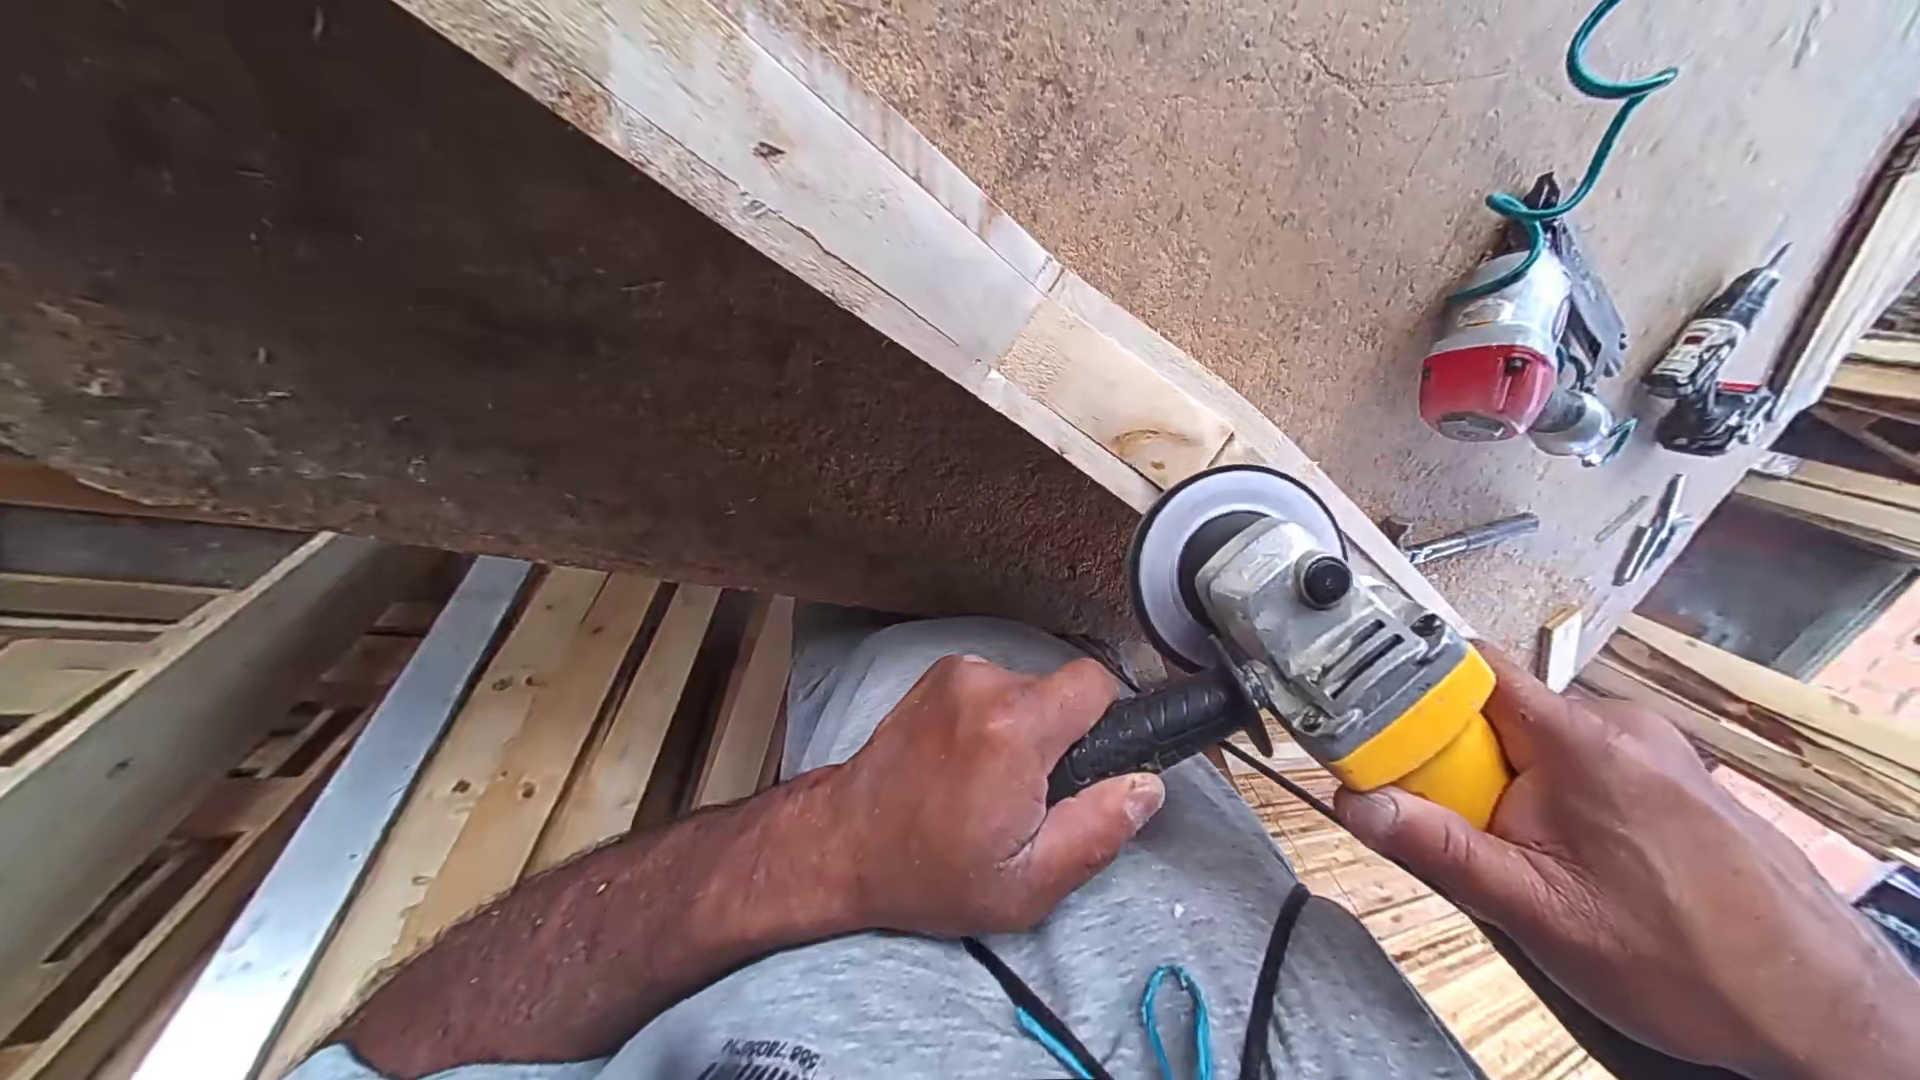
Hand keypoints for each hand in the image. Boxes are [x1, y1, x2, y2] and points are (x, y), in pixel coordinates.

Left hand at [821, 654, 1165, 936]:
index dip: (1104, 720)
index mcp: (1014, 731)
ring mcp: (957, 673)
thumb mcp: (1027, 883)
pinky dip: (994, 715)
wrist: (845, 841)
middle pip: (1062, 688)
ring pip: (1029, 688)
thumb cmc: (929, 871)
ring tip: (989, 777)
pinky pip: (996, 685)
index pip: (1096, 683)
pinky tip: (967, 757)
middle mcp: (984, 686)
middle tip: (1028, 789)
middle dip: (1061, 733)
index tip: (1087, 759)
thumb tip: (1145, 786)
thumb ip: (1099, 829)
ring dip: (1025, 725)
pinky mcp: (940, 673)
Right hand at [1333, 648, 1919, 1079]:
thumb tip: (1355, 803)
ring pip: (1527, 734)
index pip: (1471, 667)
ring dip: (1496, 776)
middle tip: (1453, 814)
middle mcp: (1620, 727)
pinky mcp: (1661, 773)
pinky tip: (1559, 847)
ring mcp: (1647, 748)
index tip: (1372, 718)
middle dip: (1455, 756)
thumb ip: (1439, 849)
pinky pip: (1567, 756)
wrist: (1835, 1029)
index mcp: (1586, 742)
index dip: (1410, 683)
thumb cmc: (1695, 969)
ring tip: (1513, 844)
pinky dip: (1538, 786)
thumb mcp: (1540, 912)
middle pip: (1491, 706)